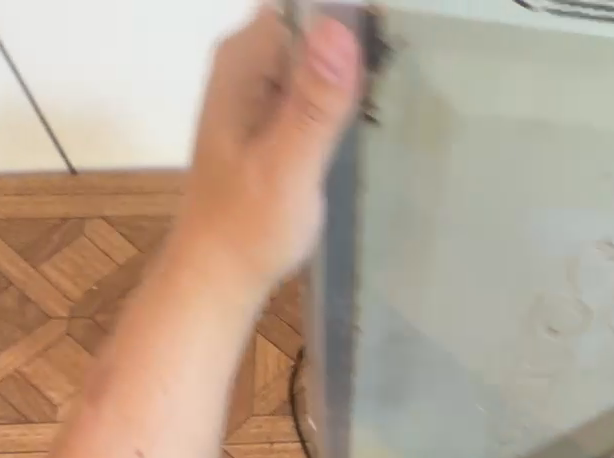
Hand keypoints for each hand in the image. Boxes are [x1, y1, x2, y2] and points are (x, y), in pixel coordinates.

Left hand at [172, 9, 363, 294]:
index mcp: (244, 61)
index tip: (388, 52)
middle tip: (392, 94)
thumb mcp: (287, 166)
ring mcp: (258, 96)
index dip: (350, 20)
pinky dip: (339, 106)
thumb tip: (341, 29)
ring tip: (385, 113)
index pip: (305, 6)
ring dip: (352, 81)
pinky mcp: (272, 124)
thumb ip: (313, 104)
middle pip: (313, 29)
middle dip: (356, 50)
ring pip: (317, 61)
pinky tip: (362, 133)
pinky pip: (313, 93)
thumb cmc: (248, 227)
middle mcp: (247, 65)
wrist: (220, 274)